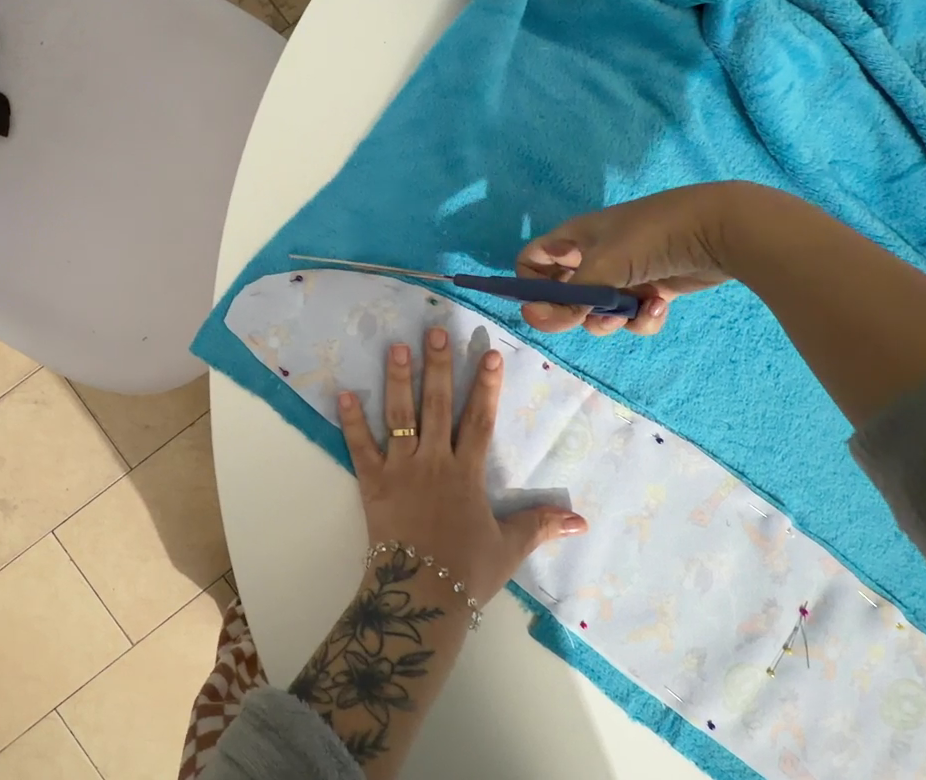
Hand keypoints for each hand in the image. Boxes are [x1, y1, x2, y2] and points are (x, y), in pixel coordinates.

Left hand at [336, 325, 586, 603]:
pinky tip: (344, 393)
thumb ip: (540, 525)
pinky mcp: (372, 481)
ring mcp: (400, 468)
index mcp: (468, 473)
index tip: (490, 354)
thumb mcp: (510, 547)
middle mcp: (434, 461)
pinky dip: (351, 420)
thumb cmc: (467, 571)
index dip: (486, 386)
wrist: (421, 595)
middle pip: (438, 405)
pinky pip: (359, 446)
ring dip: (397, 379)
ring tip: (395, 346)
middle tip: (434, 331)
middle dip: (439, 366)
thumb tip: (581, 520)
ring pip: (400, 415)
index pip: (480, 420)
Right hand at [515, 182, 760, 336]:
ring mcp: (624, 273)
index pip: (532, 262)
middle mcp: (593, 256)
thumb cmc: (651, 238)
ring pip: (599, 311)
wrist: (721, 229)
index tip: (547, 307)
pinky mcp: (653, 288)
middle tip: (593, 316)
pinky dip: (642, 318)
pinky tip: (660, 308)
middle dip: (577, 312)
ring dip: (612, 320)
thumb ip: (567, 300)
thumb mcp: (602, 268)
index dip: (531, 286)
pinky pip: (633, 314)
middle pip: (564, 294)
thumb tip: (530, 319)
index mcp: (574, 240)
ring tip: (635, 312)